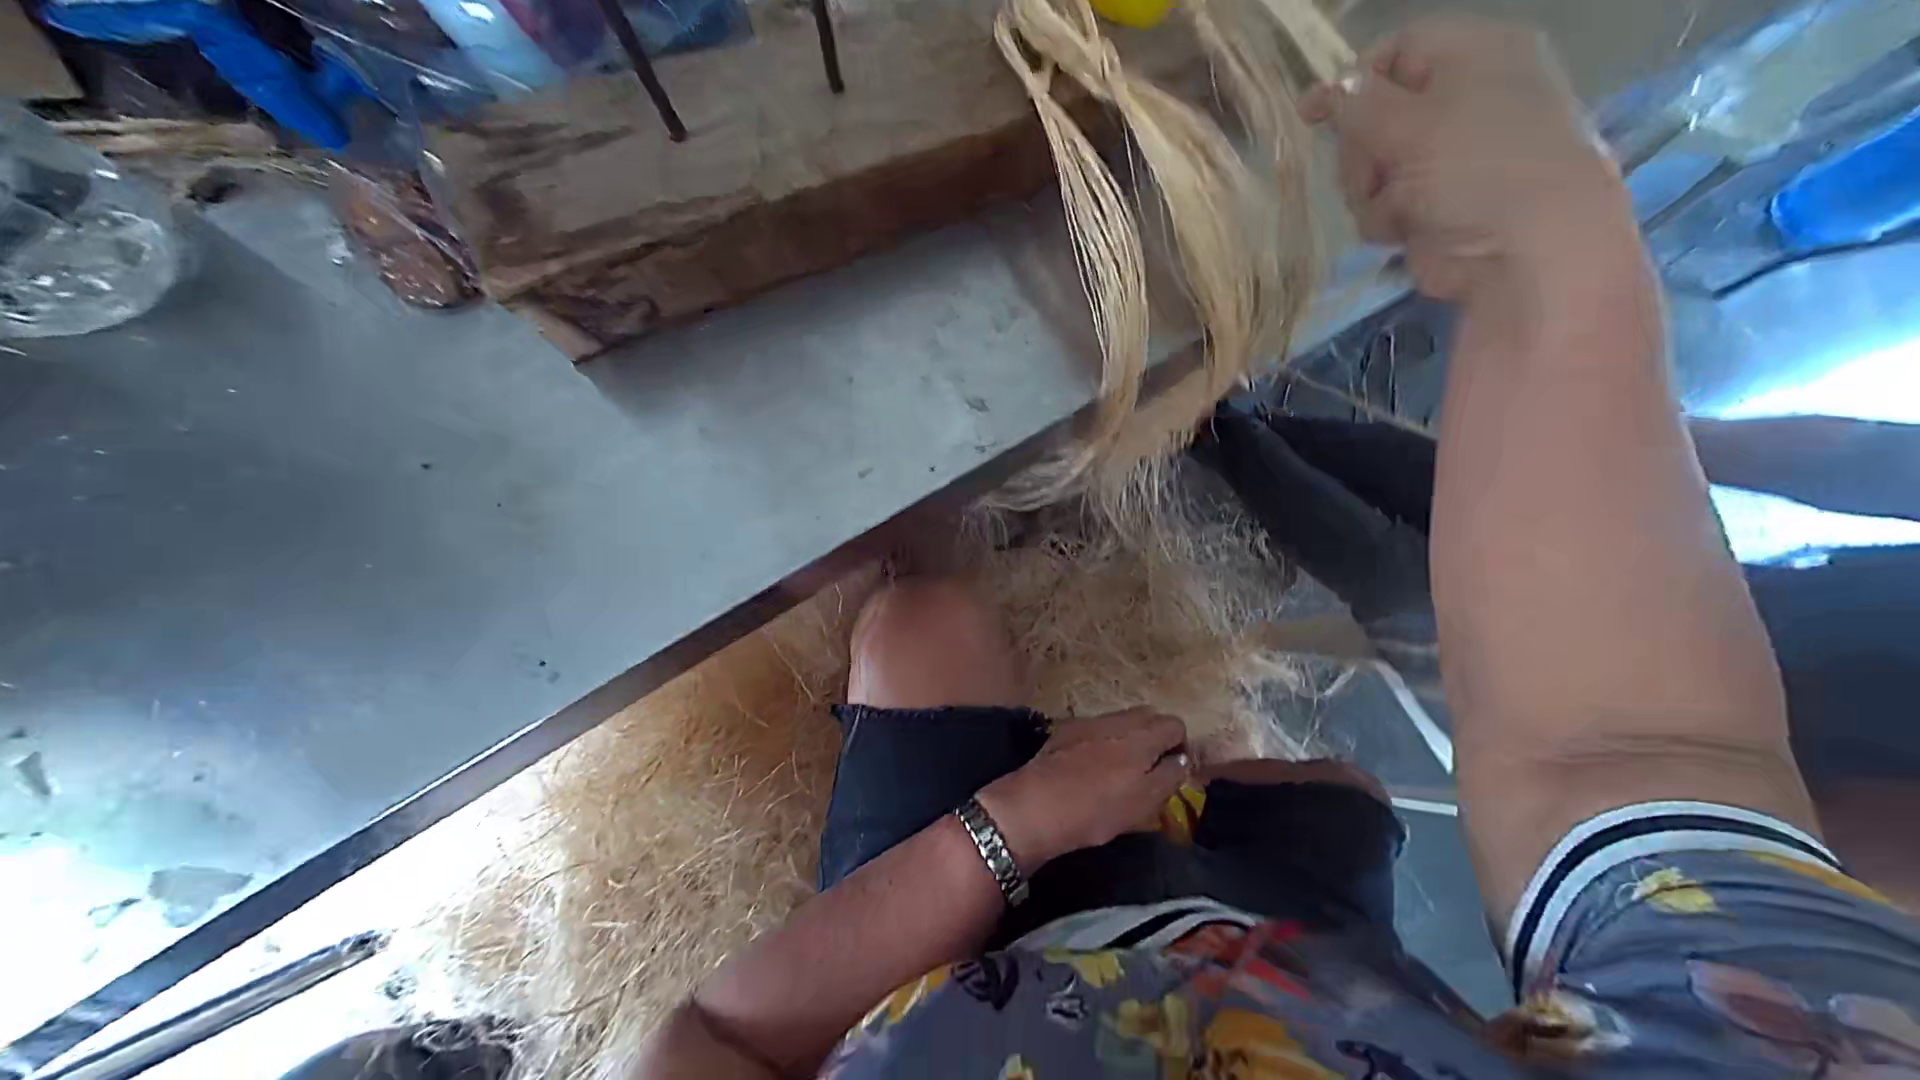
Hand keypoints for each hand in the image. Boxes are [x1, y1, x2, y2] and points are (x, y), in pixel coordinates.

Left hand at [975, 709, 1190, 870]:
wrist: (1037, 805)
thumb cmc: (1098, 808)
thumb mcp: (1146, 801)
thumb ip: (1170, 775)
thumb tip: (1181, 759)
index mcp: (1142, 734)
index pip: (1174, 724)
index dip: (1179, 746)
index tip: (1173, 770)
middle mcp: (1116, 719)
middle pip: (1146, 717)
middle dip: (1153, 738)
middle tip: (1148, 770)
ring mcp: (1086, 722)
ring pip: (1118, 722)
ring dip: (1126, 739)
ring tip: (1118, 771)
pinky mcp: (1062, 731)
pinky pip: (1093, 730)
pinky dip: (1100, 742)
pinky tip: (1090, 768)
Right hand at [1300, 16, 1634, 301]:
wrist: (1520, 248)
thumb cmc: (1477, 168)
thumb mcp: (1413, 124)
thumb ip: (1358, 105)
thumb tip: (1323, 90)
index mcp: (1472, 58)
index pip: (1397, 50)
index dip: (1354, 82)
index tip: (1313, 114)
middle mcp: (1456, 103)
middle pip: (1371, 116)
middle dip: (1360, 150)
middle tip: (1374, 170)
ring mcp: (1439, 159)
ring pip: (1367, 168)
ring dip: (1368, 192)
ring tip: (1398, 205)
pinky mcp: (1423, 205)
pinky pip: (1376, 205)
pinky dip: (1382, 218)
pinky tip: (1404, 227)